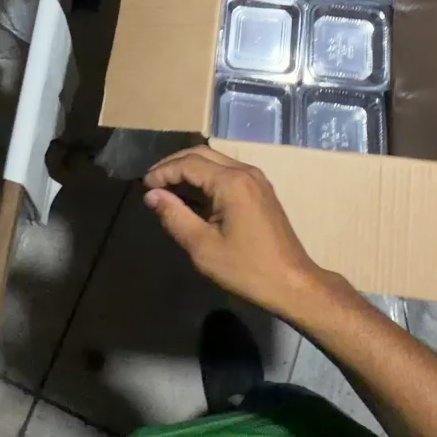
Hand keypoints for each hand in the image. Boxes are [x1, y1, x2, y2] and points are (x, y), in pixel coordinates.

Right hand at [142, 146, 346, 318]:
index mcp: (231, 182)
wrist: (293, 283)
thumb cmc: (247, 269)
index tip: (143, 186)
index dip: (163, 172)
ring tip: (166, 187)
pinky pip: (227, 172)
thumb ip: (175, 217)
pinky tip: (191, 195)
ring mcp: (255, 178)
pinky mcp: (260, 189)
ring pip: (215, 160)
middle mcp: (245, 171)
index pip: (189, 164)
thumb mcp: (203, 247)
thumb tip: (152, 195)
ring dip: (189, 169)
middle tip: (152, 181)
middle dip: (174, 164)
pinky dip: (205, 177)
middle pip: (202, 153)